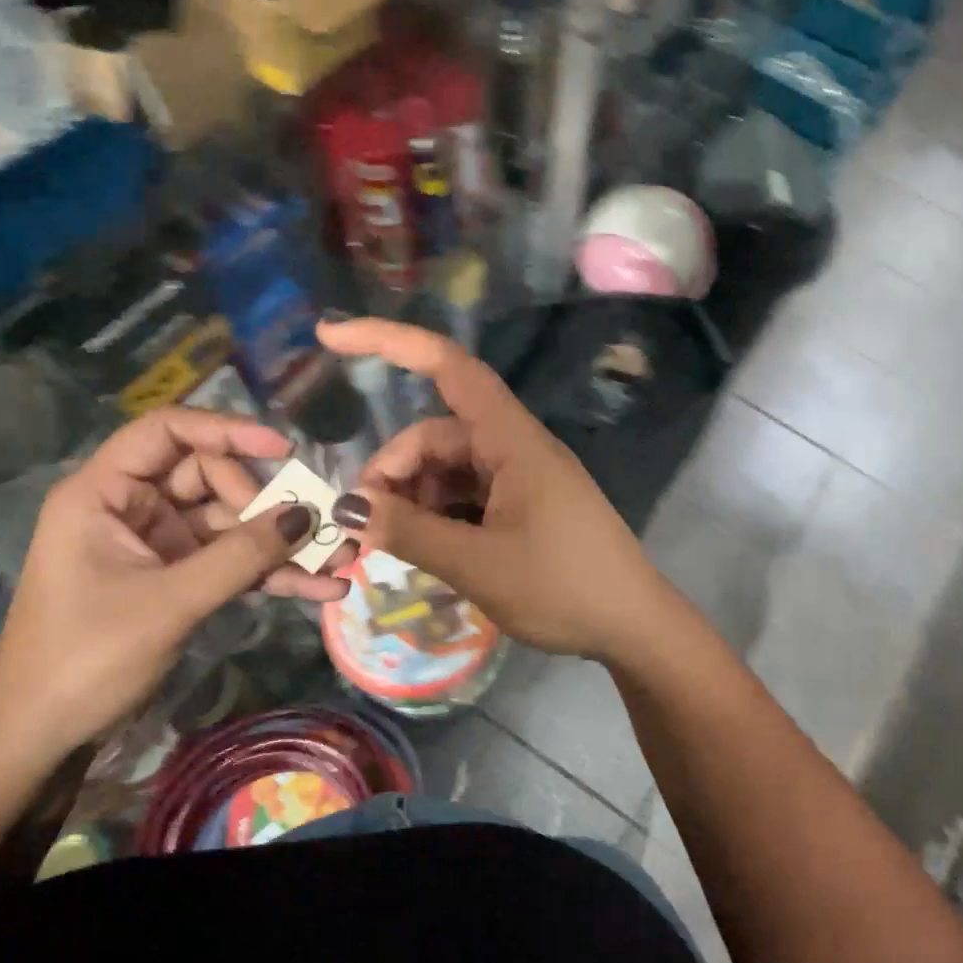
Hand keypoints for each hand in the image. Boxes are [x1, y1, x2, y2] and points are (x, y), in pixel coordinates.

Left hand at [0, 408, 354, 756]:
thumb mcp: (168, 603)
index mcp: (103, 495)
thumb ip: (240, 556)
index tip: (282, 449)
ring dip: (281, 545)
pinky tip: (319, 588)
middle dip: (266, 504)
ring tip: (340, 561)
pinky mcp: (178, 580)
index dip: (225, 430)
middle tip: (309, 533)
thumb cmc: (85, 658)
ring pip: (231, 525)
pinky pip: (232, 563)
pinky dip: (270, 574)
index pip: (166, 432)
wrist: (43, 734)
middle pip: (211, 479)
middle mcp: (132, 510)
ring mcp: (158, 546)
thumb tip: (306, 516)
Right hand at [317, 318, 677, 659]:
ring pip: (449, 470)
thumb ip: (411, 532)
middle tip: (363, 527)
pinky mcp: (526, 508)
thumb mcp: (479, 564)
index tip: (331, 337)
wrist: (632, 626)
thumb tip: (349, 508)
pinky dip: (439, 516)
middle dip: (393, 471)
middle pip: (438, 435)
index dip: (390, 341)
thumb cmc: (563, 587)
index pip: (449, 367)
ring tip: (388, 546)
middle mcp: (516, 449)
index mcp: (513, 441)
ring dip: (413, 499)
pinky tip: (421, 550)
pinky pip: (468, 496)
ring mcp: (522, 479)